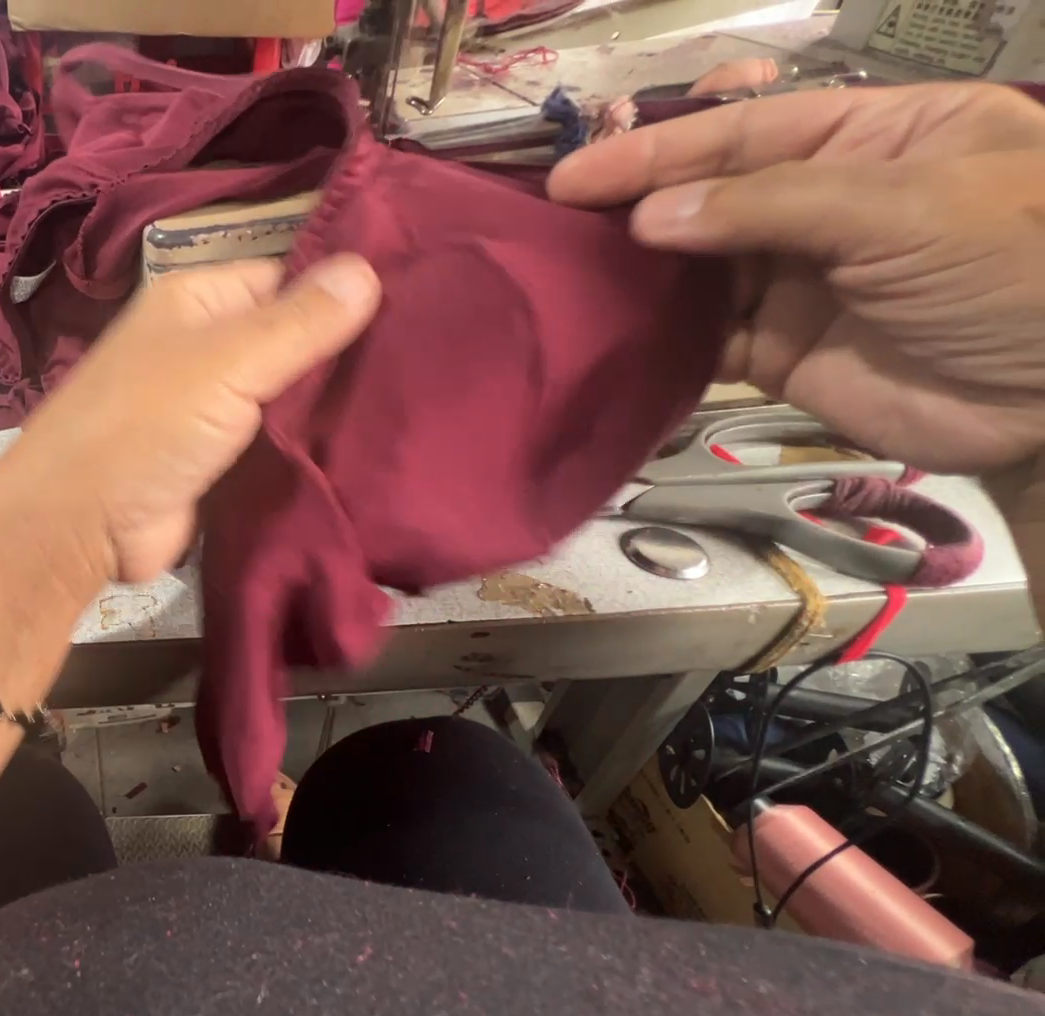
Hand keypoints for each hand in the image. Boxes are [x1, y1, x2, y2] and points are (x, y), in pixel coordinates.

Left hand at [0, 255, 380, 583]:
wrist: (82, 522)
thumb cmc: (145, 425)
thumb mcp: (227, 362)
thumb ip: (297, 322)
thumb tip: (368, 267)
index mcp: (196, 300)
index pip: (285, 277)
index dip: (341, 291)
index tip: (417, 306)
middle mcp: (201, 346)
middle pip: (287, 340)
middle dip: (342, 355)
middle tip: (426, 365)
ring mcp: (207, 407)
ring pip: (283, 396)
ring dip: (327, 408)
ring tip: (412, 405)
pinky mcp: (214, 461)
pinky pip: (271, 444)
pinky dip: (305, 448)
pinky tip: (364, 450)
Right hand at [549, 82, 1044, 473]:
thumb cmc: (1020, 271)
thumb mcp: (910, 208)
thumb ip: (772, 204)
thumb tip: (649, 218)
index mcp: (869, 141)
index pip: (740, 134)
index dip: (653, 152)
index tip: (573, 179)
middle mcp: (816, 207)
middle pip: (701, 198)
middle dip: (627, 209)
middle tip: (548, 226)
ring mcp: (787, 282)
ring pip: (686, 270)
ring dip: (628, 274)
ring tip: (559, 277)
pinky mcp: (764, 351)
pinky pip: (690, 338)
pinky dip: (647, 338)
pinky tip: (601, 333)